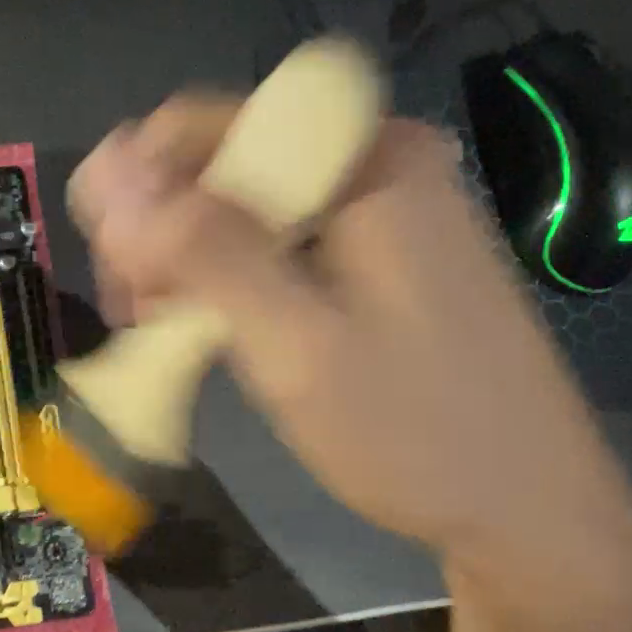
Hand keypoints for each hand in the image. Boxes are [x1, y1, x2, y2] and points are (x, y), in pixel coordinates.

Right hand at [69, 98, 631, 577]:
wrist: (524, 505)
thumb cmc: (411, 433)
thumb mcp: (294, 345)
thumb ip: (203, 253)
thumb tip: (107, 171)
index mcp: (361, 163)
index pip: (206, 126)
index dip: (137, 191)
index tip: (116, 282)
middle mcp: (376, 165)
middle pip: (226, 165)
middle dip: (162, 235)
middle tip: (136, 321)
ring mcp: (385, 213)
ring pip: (247, 211)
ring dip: (190, 265)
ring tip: (168, 338)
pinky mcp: (384, 262)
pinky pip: (282, 247)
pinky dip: (234, 284)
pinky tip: (216, 334)